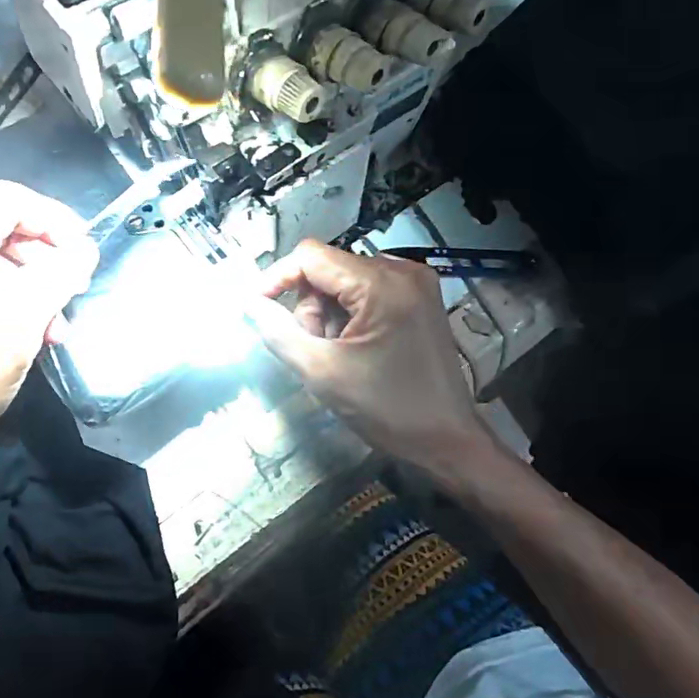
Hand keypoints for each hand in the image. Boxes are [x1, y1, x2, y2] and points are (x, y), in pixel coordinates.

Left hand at [0, 181, 96, 528]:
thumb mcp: (14, 328)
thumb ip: (55, 277)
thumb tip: (83, 248)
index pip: (7, 200)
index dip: (56, 220)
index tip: (88, 254)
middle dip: (41, 261)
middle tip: (72, 298)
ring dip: (22, 289)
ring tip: (51, 331)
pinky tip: (16, 340)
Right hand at [245, 240, 489, 471]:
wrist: (448, 440)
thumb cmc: (387, 408)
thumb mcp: (322, 372)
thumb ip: (279, 332)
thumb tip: (249, 304)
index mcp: (382, 284)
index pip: (311, 257)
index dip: (276, 278)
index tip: (257, 308)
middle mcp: (402, 270)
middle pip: (327, 267)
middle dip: (308, 306)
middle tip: (312, 347)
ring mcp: (415, 281)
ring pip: (343, 279)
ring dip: (326, 313)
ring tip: (335, 353)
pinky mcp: (418, 297)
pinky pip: (364, 290)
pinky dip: (347, 314)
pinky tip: (352, 346)